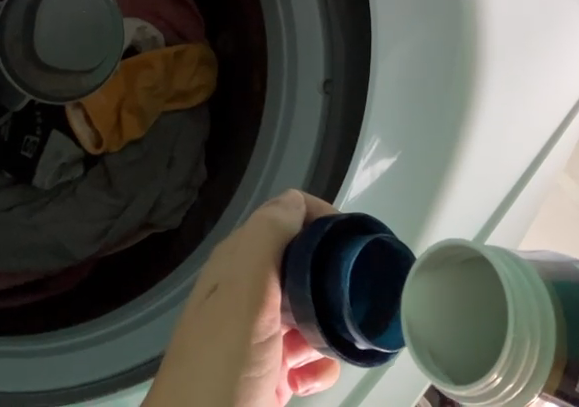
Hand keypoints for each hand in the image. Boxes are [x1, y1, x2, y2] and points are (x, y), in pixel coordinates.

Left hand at [144, 190, 342, 406]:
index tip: (352, 239)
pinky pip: (306, 359)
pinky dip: (319, 367)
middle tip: (356, 294)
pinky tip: (315, 378)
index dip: (317, 219)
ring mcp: (257, 338)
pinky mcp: (269, 378)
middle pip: (300, 265)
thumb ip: (266, 241)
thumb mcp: (243, 294)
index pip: (282, 218)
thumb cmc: (221, 368)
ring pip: (308, 313)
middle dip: (331, 277)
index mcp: (236, 265)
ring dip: (328, 327)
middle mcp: (246, 294)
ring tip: (338, 340)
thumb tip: (295, 200)